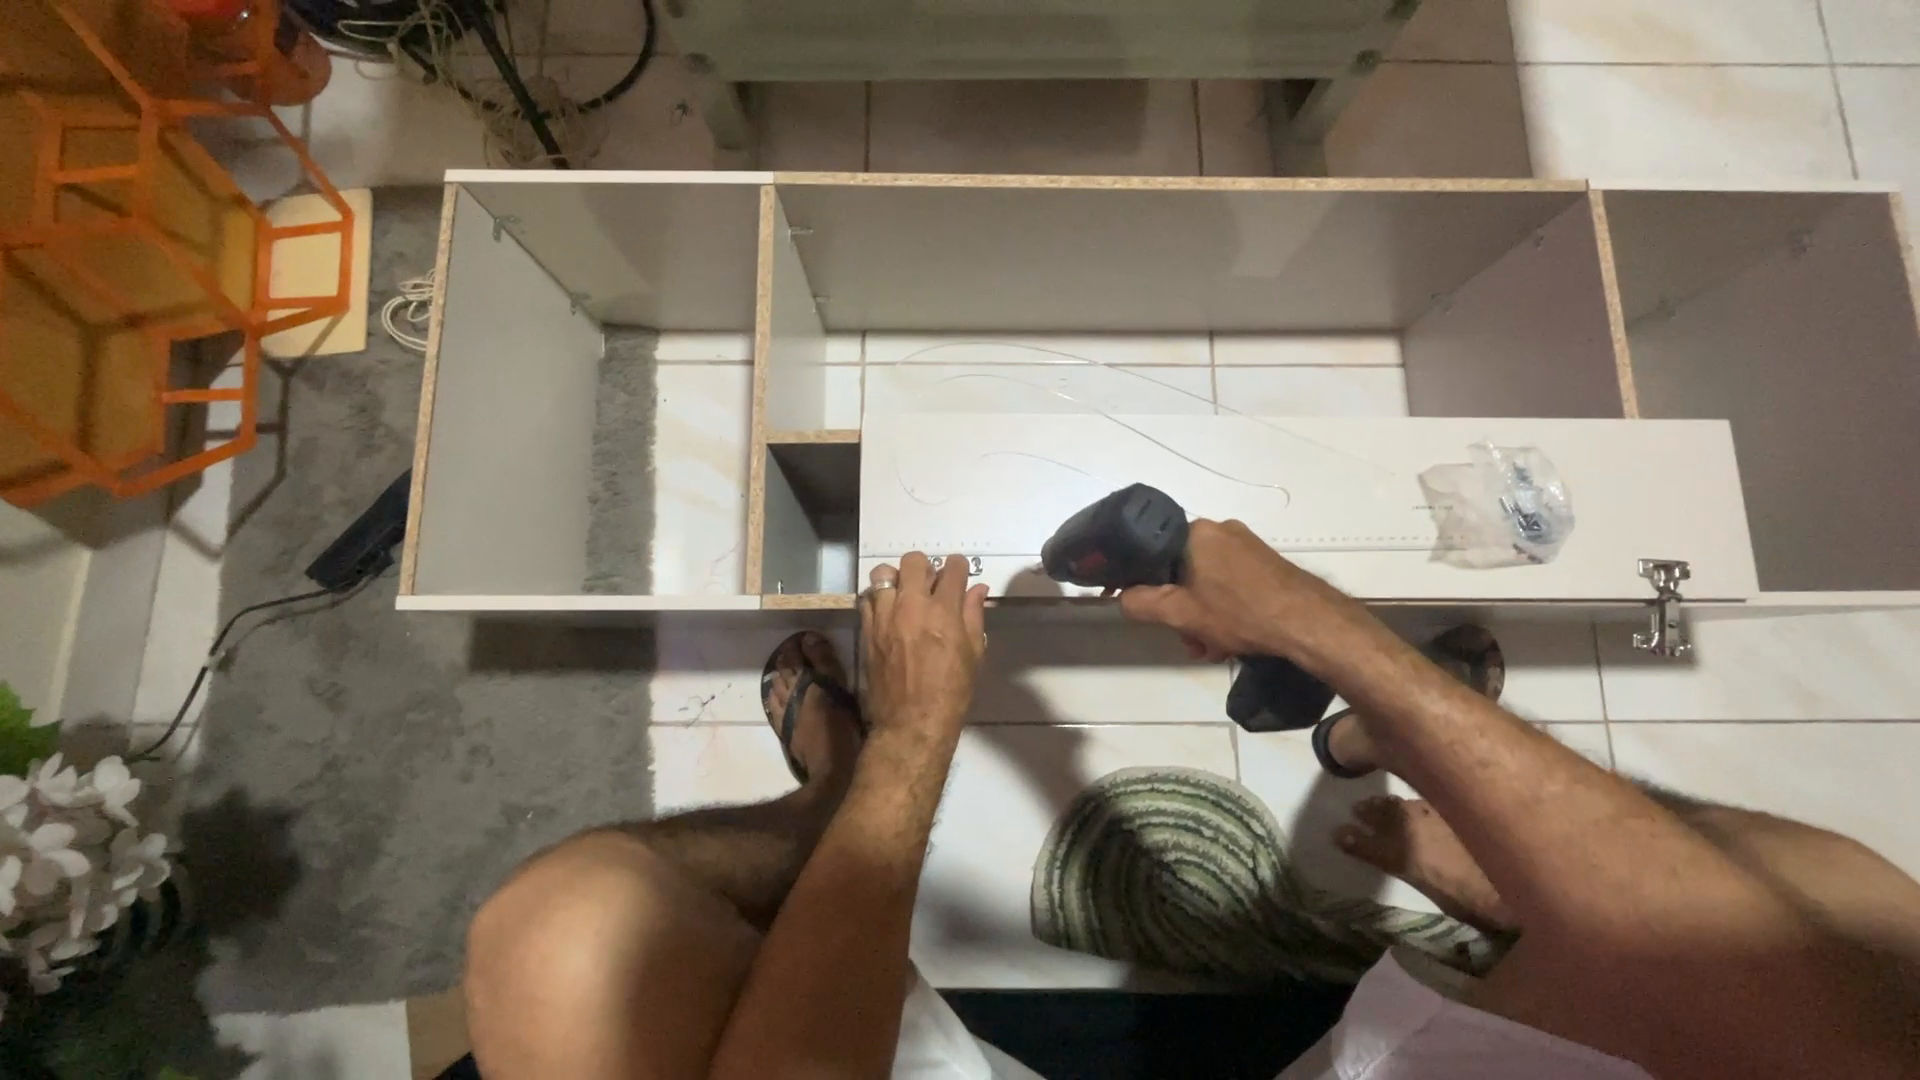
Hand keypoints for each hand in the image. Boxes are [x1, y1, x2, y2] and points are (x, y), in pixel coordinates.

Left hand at [860, 553, 989, 749]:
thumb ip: (973, 616)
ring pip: (883, 573)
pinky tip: (888, 611)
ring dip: (897, 579)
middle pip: (914, 562)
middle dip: (926, 567)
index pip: (952, 568)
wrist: (913, 722)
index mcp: (943, 611)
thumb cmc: (951, 691)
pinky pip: (867, 598)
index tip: (958, 574)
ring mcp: (885, 616)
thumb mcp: (974, 653)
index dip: (958, 567)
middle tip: (930, 584)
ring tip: (904, 595)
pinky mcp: (867, 629)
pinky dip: (878, 598)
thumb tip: (977, 590)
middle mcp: (912, 606)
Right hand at [1118, 519, 1360, 663]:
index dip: (1140, 581)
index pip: (1151, 550)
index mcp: (1196, 532)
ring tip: (1211, 646)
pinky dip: (1223, 608)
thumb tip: (1122, 598)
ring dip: (1201, 614)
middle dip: (1179, 608)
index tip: (1140, 605)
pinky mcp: (1266, 563)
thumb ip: (1141, 603)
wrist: (1310, 623)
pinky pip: (1229, 582)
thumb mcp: (1180, 613)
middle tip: (1187, 638)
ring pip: (1206, 580)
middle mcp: (1221, 530)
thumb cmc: (1240, 612)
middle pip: (1180, 569)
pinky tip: (1231, 637)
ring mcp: (1247, 545)